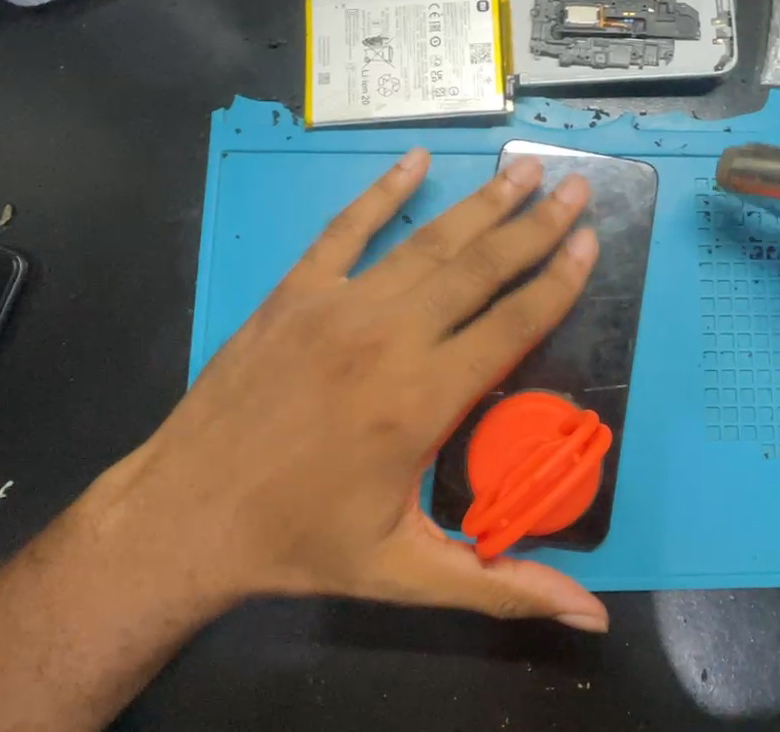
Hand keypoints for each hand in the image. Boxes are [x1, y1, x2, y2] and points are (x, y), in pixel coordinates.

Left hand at [85, 149, 610, 632]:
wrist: (187, 514)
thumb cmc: (302, 543)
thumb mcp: (406, 575)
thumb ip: (504, 586)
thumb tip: (592, 619)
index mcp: (422, 400)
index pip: (511, 325)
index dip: (558, 282)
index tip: (591, 242)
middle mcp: (389, 338)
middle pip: (480, 269)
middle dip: (536, 225)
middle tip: (579, 186)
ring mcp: (338, 305)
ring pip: (428, 242)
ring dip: (483, 203)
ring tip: (527, 170)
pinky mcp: (296, 292)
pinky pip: (347, 229)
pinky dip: (383, 192)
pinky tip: (414, 160)